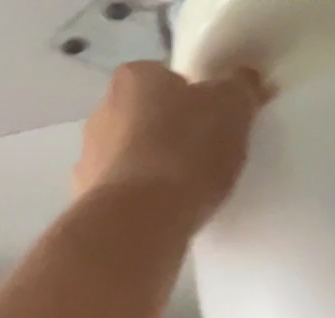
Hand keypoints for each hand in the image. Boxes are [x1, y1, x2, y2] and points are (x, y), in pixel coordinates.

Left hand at [74, 62, 264, 224]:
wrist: (140, 221)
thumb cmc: (186, 153)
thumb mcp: (232, 110)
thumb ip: (241, 89)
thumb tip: (247, 82)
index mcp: (135, 77)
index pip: (166, 81)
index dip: (192, 104)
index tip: (211, 130)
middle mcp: (102, 111)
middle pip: (144, 122)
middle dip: (167, 140)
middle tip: (199, 167)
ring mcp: (88, 159)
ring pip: (127, 162)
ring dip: (148, 176)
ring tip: (180, 202)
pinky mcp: (87, 203)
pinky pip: (119, 200)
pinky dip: (136, 208)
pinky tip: (158, 223)